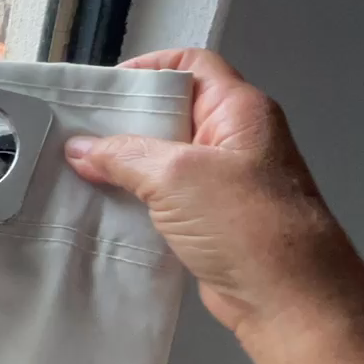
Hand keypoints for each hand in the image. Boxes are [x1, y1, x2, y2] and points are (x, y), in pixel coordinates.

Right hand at [64, 48, 363, 342]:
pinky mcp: (207, 217)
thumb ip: (123, 155)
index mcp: (238, 112)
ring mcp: (221, 181)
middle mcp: (232, 140)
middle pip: (170, 112)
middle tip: (76, 132)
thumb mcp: (176, 175)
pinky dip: (131, 196)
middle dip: (122, 121)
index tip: (102, 91)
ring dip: (122, 163)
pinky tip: (99, 204)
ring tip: (77, 168)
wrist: (286, 298)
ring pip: (161, 157)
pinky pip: (161, 195)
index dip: (148, 68)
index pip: (191, 66)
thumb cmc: (245, 223)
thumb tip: (80, 148)